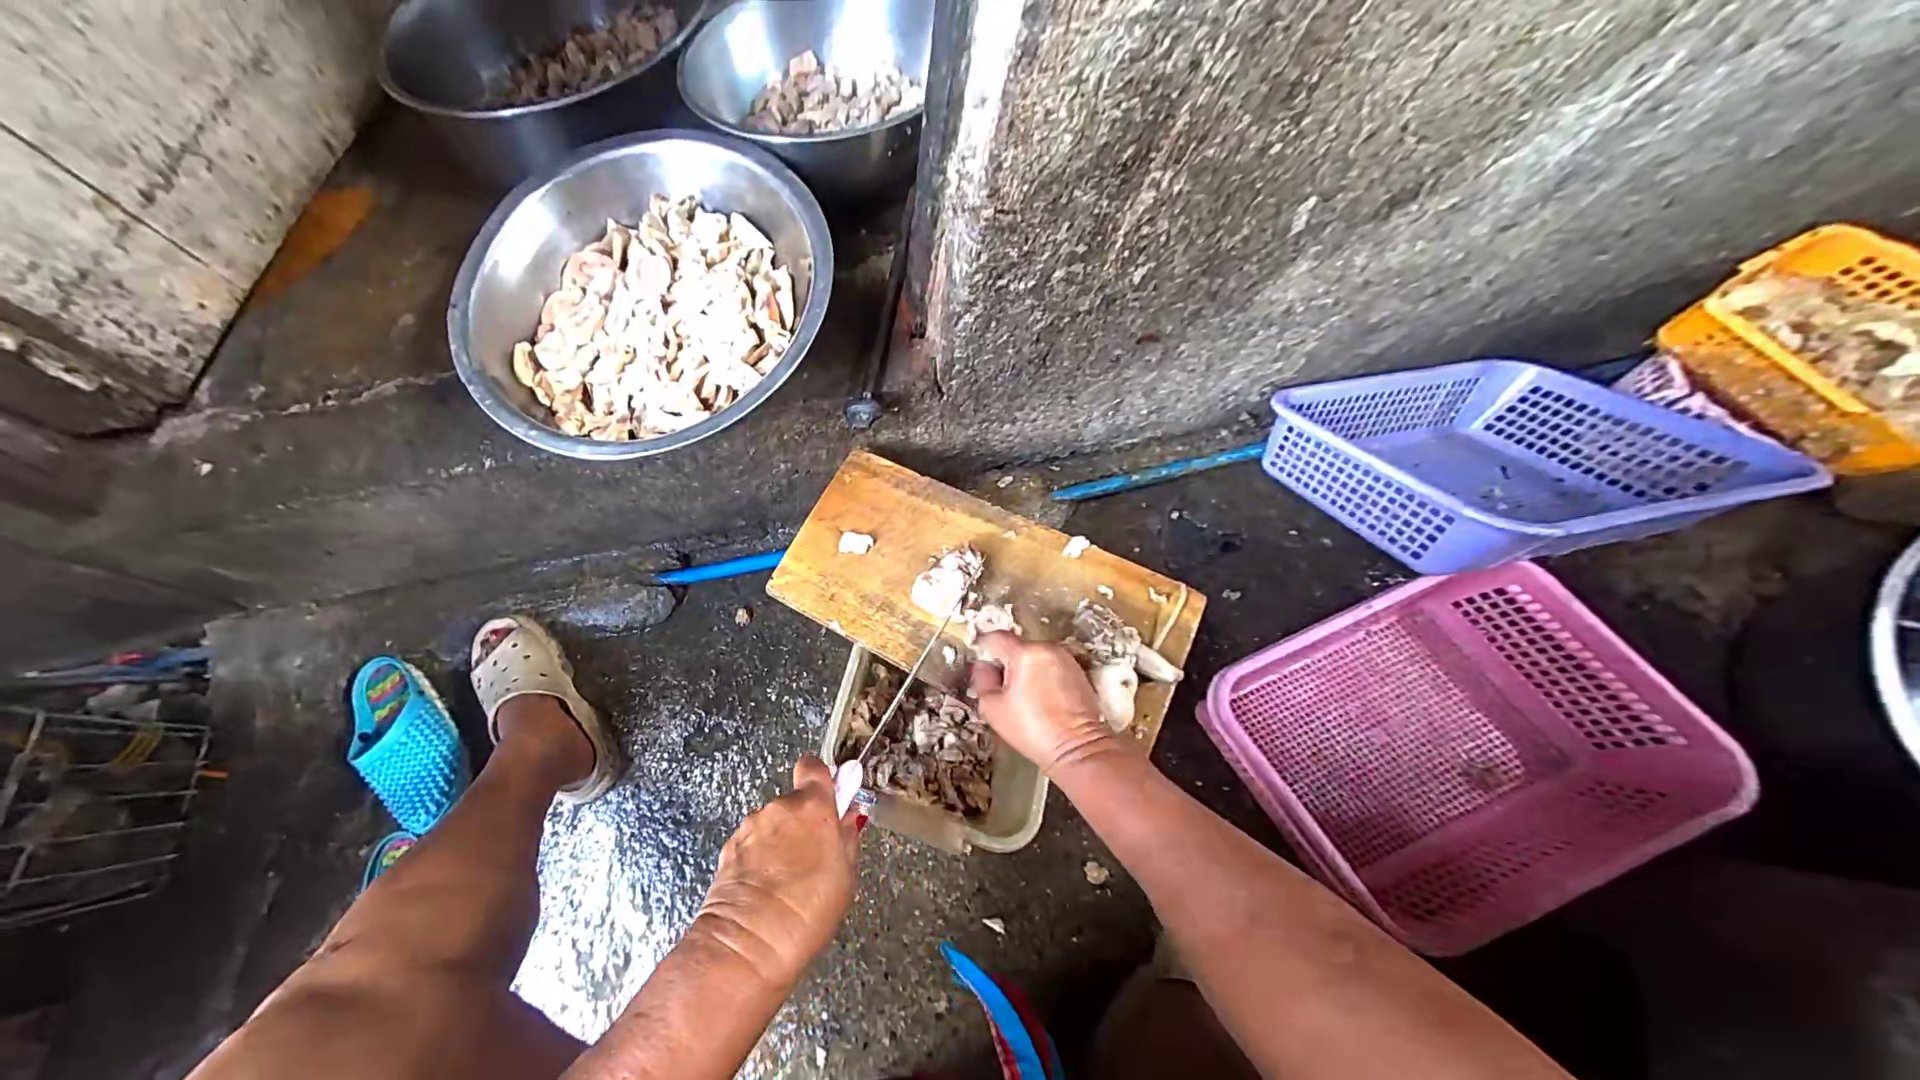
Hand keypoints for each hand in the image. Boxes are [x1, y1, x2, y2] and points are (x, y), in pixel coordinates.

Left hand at [694, 756, 860, 986]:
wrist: (749, 945)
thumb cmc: (806, 910)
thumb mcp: (846, 874)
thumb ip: (847, 836)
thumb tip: (849, 816)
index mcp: (812, 806)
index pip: (814, 767)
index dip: (822, 779)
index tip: (832, 797)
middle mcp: (778, 808)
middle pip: (794, 802)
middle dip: (804, 822)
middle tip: (815, 855)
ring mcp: (750, 827)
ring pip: (773, 825)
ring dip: (781, 842)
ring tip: (790, 880)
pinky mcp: (729, 850)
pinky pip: (752, 845)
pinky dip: (760, 859)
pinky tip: (768, 888)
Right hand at [971, 632, 1120, 775]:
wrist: (1078, 748)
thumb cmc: (1035, 730)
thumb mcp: (993, 708)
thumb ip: (982, 680)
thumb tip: (983, 666)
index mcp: (1025, 654)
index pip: (997, 637)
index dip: (984, 647)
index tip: (980, 659)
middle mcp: (1048, 649)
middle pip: (1018, 647)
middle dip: (1008, 664)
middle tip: (1002, 690)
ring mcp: (1066, 659)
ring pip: (1036, 657)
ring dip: (1027, 670)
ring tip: (1025, 699)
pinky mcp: (1079, 672)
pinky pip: (1052, 666)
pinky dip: (1044, 677)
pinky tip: (1042, 701)